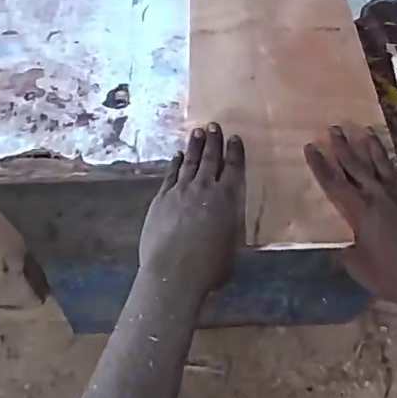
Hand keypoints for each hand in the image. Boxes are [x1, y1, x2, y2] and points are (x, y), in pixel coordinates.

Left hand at [138, 124, 244, 302]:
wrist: (173, 272)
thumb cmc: (209, 268)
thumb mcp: (230, 248)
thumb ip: (228, 230)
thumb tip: (225, 227)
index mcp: (227, 200)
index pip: (234, 169)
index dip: (235, 152)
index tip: (234, 137)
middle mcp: (205, 189)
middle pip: (210, 159)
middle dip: (213, 141)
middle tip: (214, 125)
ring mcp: (181, 191)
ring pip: (190, 162)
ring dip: (195, 146)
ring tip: (197, 132)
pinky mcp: (162, 198)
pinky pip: (171, 175)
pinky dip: (176, 164)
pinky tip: (178, 156)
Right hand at [304, 126, 396, 328]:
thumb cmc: (391, 277)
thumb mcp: (358, 266)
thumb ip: (345, 250)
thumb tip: (338, 244)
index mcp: (360, 210)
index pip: (334, 182)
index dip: (320, 164)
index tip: (311, 146)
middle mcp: (378, 196)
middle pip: (357, 166)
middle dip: (343, 146)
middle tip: (334, 128)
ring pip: (383, 165)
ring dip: (373, 147)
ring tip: (366, 131)